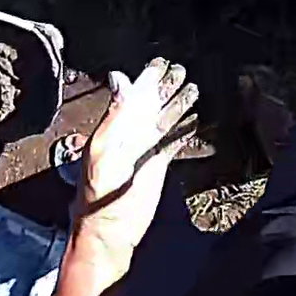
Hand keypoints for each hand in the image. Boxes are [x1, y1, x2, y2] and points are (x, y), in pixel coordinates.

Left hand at [73, 57, 198, 259]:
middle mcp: (132, 132)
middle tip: (182, 69)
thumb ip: (114, 115)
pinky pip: (173, 141)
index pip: (134, 93)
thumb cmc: (101, 195)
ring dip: (178, 104)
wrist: (110, 233)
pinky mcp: (158, 164)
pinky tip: (195, 119)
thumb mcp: (104, 151)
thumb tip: (120, 77)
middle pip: (153, 103)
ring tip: (194, 87)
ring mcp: (146, 148)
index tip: (162, 62)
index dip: (147, 78)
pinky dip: (184, 129)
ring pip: (165, 119)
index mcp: (116, 124)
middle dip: (167, 86)